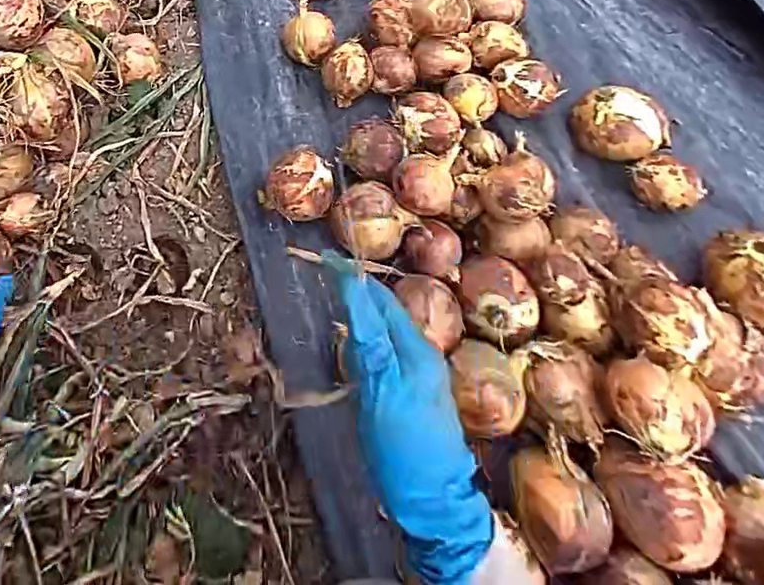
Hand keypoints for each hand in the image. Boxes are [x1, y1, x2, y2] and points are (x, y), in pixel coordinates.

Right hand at [331, 260, 494, 584]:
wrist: (436, 504)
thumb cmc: (407, 449)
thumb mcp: (383, 393)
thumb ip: (370, 344)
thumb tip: (355, 294)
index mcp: (414, 349)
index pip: (380, 300)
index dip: (354, 278)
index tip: (327, 259)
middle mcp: (419, 353)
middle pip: (385, 309)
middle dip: (357, 288)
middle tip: (326, 271)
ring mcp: (418, 372)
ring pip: (385, 327)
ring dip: (361, 309)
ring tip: (334, 295)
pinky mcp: (411, 389)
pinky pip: (386, 348)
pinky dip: (365, 334)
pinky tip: (351, 340)